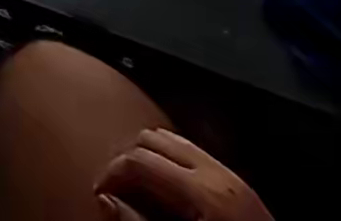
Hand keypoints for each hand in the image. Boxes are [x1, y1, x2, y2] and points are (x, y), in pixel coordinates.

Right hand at [95, 129, 272, 220]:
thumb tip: (105, 201)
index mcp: (204, 193)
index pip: (139, 160)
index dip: (112, 174)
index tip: (101, 195)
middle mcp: (218, 174)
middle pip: (153, 139)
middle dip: (129, 160)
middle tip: (117, 191)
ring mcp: (232, 177)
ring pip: (173, 141)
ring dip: (150, 158)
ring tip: (138, 190)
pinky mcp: (240, 186)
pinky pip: (194, 155)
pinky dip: (171, 164)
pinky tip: (167, 192)